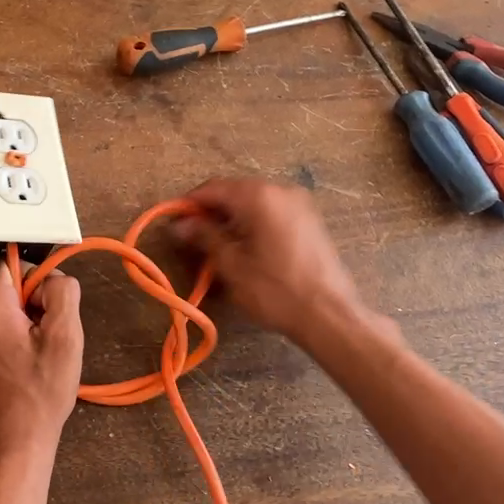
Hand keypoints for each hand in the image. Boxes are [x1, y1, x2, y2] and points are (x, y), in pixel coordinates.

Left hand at [0, 264, 83, 474]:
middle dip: (34, 304)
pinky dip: (12, 338)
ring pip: (3, 307)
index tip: (52, 313)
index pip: (14, 262)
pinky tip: (25, 366)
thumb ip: (62, 292)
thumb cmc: (38, 395)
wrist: (12, 447)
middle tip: (48, 339)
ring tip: (37, 356)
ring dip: (25, 322)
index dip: (40, 281)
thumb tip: (53, 279)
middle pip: (7, 284)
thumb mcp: (65, 337)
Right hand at [172, 177, 366, 342]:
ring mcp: (300, 203)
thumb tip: (179, 224)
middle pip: (234, 191)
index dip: (188, 204)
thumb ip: (204, 237)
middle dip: (210, 211)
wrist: (330, 315)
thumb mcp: (231, 265)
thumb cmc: (275, 290)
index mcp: (259, 196)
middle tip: (192, 238)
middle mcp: (281, 190)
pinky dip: (253, 222)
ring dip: (231, 218)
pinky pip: (272, 211)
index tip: (173, 224)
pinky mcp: (310, 219)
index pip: (212, 188)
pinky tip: (245, 247)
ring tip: (217, 246)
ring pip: (253, 201)